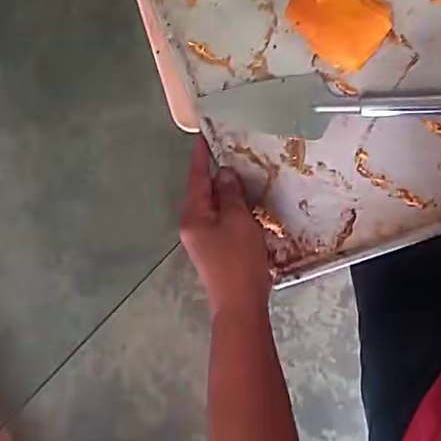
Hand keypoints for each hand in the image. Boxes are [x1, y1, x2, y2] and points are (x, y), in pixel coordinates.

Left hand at [178, 138, 272, 315]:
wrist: (241, 305)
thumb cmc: (238, 260)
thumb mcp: (237, 220)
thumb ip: (230, 195)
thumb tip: (225, 173)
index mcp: (193, 216)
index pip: (197, 178)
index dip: (201, 156)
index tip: (202, 135)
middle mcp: (193, 225)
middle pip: (203, 191)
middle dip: (216, 172)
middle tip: (231, 150)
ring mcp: (204, 239)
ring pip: (214, 206)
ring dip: (226, 191)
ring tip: (243, 172)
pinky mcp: (216, 249)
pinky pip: (222, 219)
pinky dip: (232, 207)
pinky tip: (247, 203)